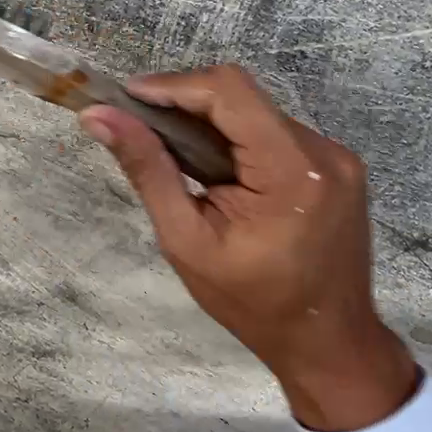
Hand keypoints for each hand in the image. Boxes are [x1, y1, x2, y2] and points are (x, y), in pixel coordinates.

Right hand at [79, 65, 417, 431]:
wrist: (328, 347)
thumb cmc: (252, 302)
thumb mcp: (185, 239)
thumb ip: (146, 169)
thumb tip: (96, 116)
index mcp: (292, 170)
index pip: (229, 92)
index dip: (174, 85)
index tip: (126, 97)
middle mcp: (322, 151)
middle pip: (241, 95)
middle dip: (183, 101)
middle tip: (137, 124)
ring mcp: (334, 156)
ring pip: (254, 110)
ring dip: (206, 119)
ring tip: (167, 147)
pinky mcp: (332, 165)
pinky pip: (270, 129)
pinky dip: (231, 136)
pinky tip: (208, 165)